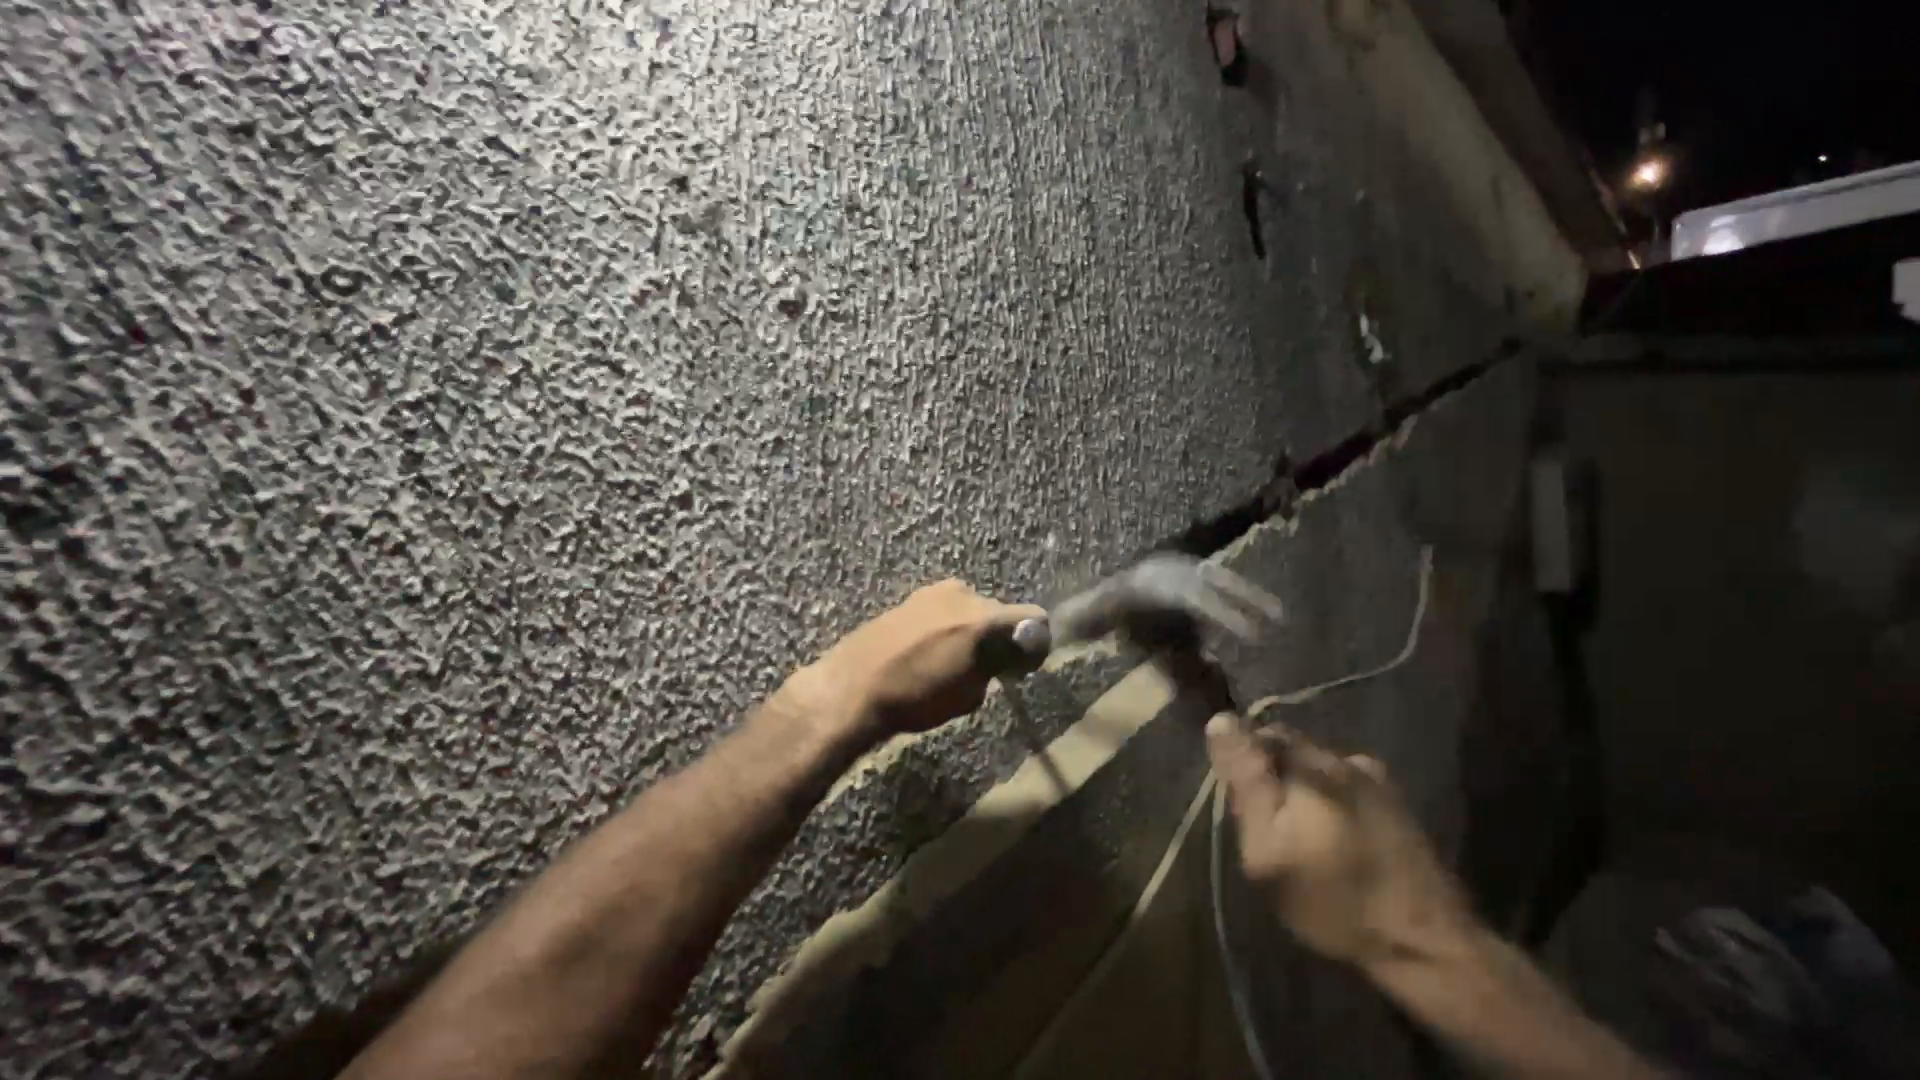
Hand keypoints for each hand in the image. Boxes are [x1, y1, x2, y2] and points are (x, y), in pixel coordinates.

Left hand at [796, 580, 1045, 740]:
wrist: (851, 688)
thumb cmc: (915, 695)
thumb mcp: (970, 692)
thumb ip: (999, 663)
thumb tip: (1015, 649)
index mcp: (984, 615)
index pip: (1034, 618)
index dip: (1034, 645)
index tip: (1019, 670)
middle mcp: (963, 593)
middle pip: (1001, 613)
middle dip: (1001, 639)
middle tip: (986, 672)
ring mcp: (933, 592)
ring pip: (972, 611)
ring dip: (973, 633)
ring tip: (953, 665)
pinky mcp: (911, 598)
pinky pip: (946, 611)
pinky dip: (949, 629)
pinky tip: (930, 654)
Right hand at [1205, 714, 1475, 971]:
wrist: (1426, 943)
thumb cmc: (1334, 898)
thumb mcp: (1267, 849)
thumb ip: (1245, 782)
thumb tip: (1221, 719)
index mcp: (1312, 765)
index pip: (1259, 735)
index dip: (1243, 766)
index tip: (1243, 808)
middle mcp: (1346, 758)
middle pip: (1290, 751)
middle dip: (1273, 780)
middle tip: (1270, 832)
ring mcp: (1378, 780)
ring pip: (1318, 771)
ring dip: (1303, 793)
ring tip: (1304, 841)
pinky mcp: (1397, 804)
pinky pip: (1345, 789)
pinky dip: (1331, 806)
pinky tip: (1337, 843)